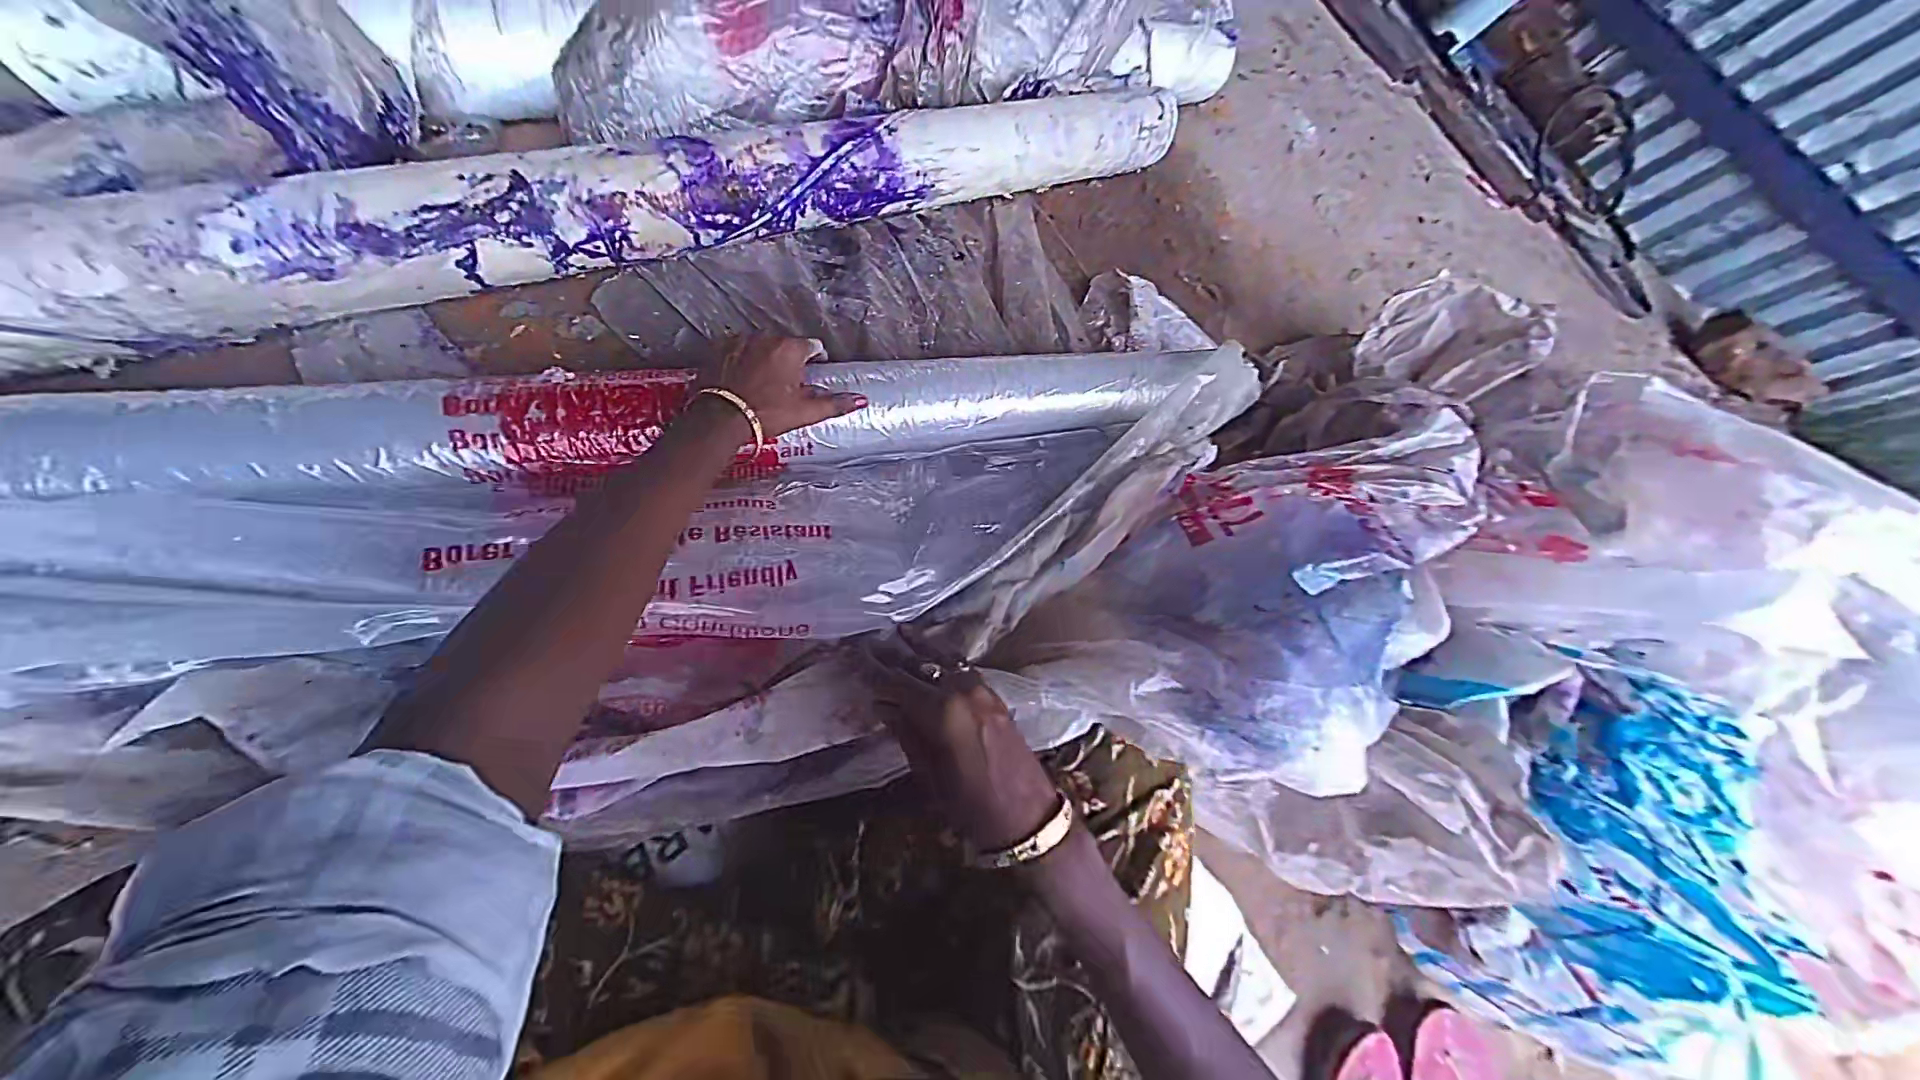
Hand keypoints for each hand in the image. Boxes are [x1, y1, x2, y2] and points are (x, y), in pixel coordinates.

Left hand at [704, 335, 865, 437]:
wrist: (721, 418)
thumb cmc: (766, 413)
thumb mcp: (805, 411)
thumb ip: (835, 403)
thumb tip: (861, 400)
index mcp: (790, 348)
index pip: (813, 346)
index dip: (815, 360)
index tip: (811, 374)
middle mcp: (766, 337)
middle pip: (785, 344)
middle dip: (788, 359)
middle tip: (786, 384)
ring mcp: (739, 340)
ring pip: (760, 345)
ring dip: (764, 357)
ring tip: (762, 381)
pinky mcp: (719, 348)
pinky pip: (737, 349)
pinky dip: (741, 359)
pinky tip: (742, 377)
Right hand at [863, 634, 1061, 851]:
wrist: (1027, 816)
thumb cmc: (972, 806)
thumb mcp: (930, 775)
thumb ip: (907, 734)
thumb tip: (884, 705)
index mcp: (942, 712)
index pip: (898, 683)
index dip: (874, 670)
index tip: (856, 655)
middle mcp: (962, 691)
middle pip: (920, 666)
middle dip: (893, 655)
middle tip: (869, 643)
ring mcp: (982, 690)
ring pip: (944, 660)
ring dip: (920, 649)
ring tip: (899, 633)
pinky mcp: (994, 696)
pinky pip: (963, 669)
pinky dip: (944, 660)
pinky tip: (932, 654)